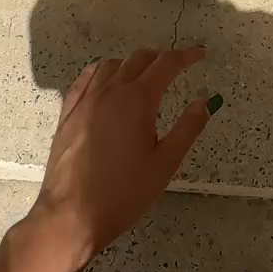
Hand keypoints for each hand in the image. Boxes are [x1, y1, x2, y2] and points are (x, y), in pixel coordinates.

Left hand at [0, 47, 214, 271]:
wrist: (70, 217)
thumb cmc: (123, 193)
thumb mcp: (165, 163)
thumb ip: (188, 128)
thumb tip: (205, 102)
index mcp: (138, 99)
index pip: (167, 64)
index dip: (187, 55)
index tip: (201, 54)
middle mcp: (111, 91)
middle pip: (140, 58)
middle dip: (162, 58)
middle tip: (177, 67)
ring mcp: (85, 101)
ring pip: (111, 64)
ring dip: (133, 62)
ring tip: (144, 75)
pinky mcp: (67, 114)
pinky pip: (86, 79)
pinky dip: (102, 71)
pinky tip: (107, 82)